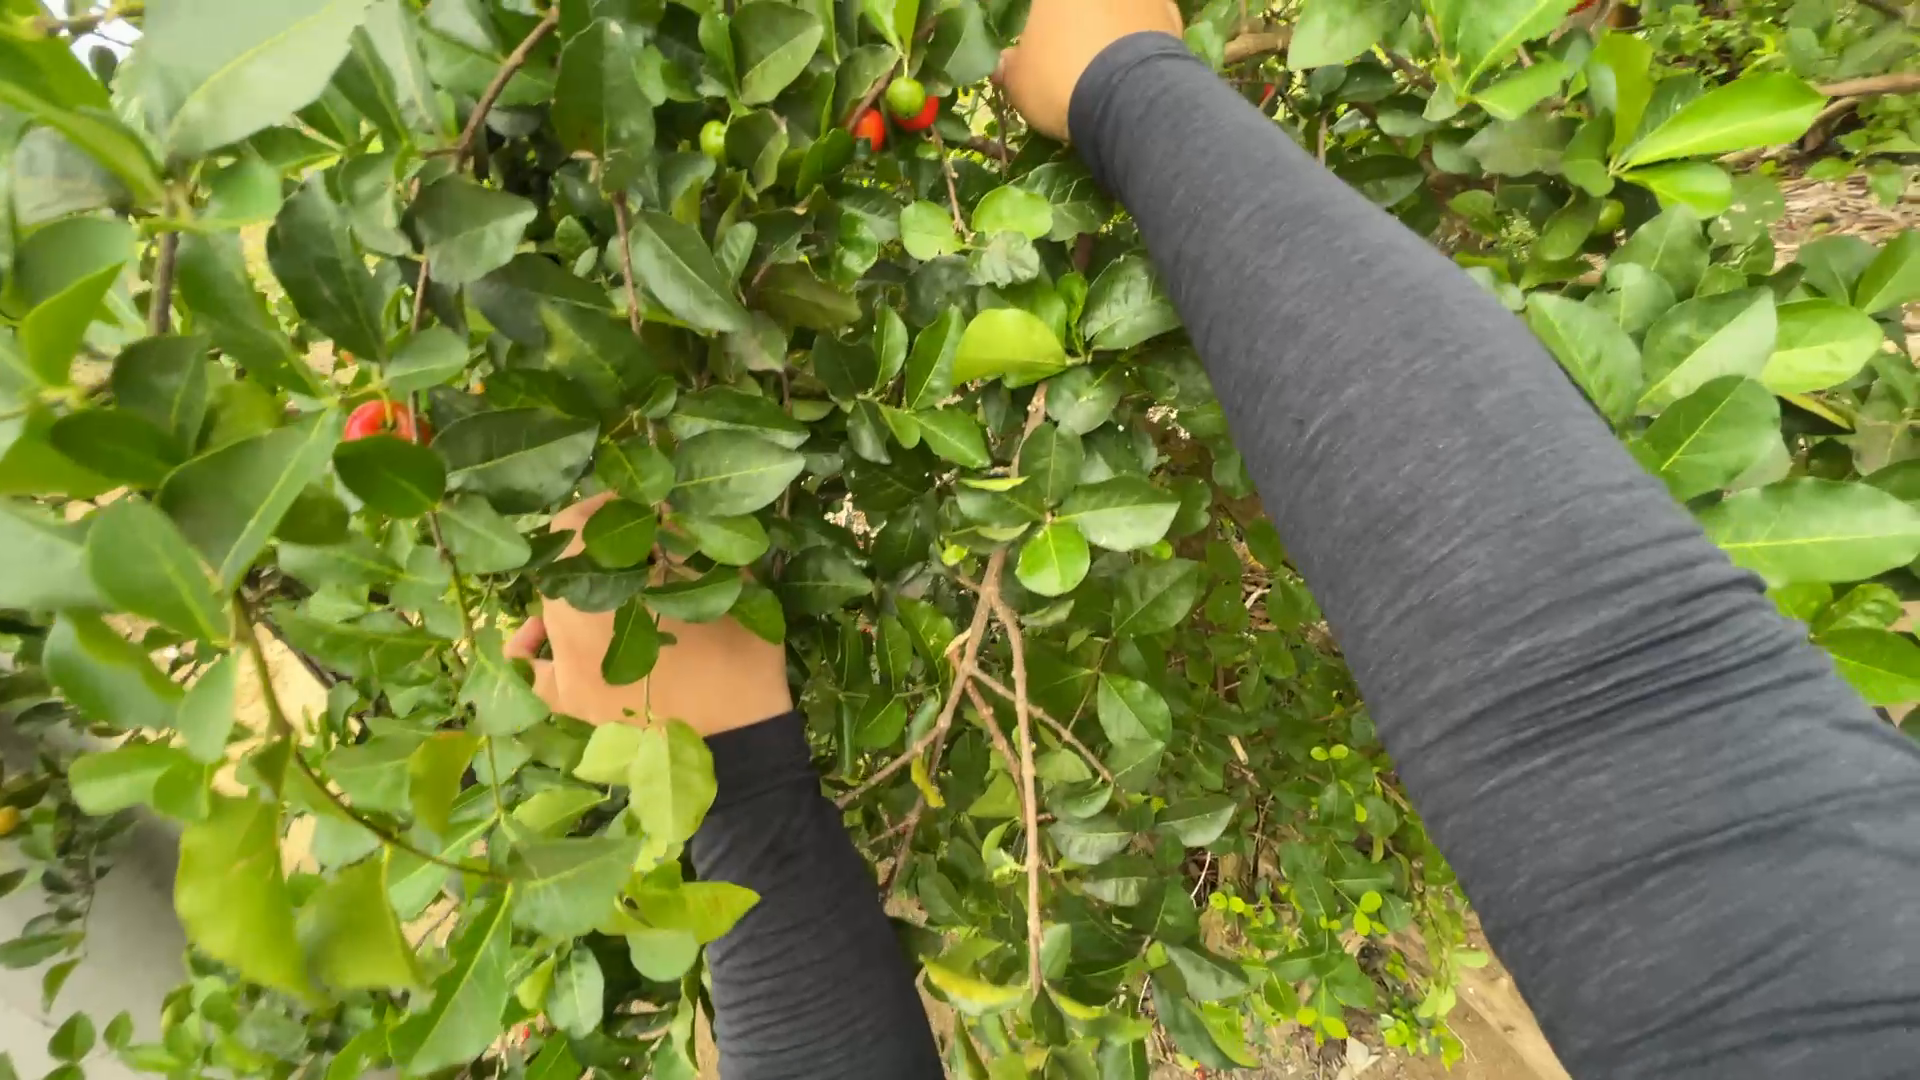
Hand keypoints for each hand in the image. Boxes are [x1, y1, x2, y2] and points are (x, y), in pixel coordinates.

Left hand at [505, 494, 792, 737]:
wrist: (739, 733)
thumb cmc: (737, 651)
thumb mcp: (727, 580)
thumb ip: (691, 538)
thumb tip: (665, 509)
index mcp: (604, 587)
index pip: (574, 526)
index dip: (601, 506)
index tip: (639, 505)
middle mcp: (569, 622)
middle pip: (561, 566)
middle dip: (595, 547)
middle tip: (639, 546)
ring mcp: (565, 665)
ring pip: (549, 608)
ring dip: (576, 587)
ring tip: (611, 587)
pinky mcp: (573, 699)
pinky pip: (535, 669)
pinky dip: (534, 647)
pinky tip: (543, 637)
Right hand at [997, 0, 1183, 140]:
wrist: (1124, 97)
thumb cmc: (1058, 80)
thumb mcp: (1019, 82)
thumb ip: (1010, 67)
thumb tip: (1004, 63)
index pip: (1044, 6)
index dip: (1042, 24)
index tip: (1040, 49)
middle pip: (1083, 9)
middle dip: (1076, 25)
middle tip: (1069, 56)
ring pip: (1118, 10)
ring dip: (1110, 29)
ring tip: (1103, 66)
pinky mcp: (1169, 11)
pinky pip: (1149, 22)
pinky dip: (1140, 40)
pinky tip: (1130, 70)